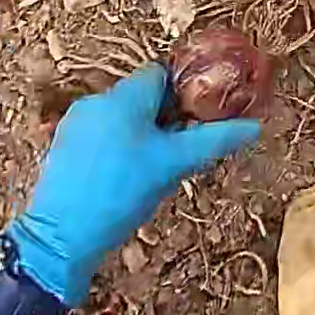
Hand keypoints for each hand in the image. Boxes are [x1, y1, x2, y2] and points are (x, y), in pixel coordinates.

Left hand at [4, 63, 260, 304]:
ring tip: (164, 159)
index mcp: (122, 98)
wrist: (59, 242)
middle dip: (170, 113)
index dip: (186, 88)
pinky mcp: (66, 148)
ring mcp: (77, 126)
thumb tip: (255, 127)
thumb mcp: (175, 164)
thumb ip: (216, 140)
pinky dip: (126, 143)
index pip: (163, 72)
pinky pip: (107, 132)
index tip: (202, 111)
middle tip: (188, 139)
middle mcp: (96, 103)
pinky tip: (136, 170)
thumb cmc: (121, 192)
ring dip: (149, 130)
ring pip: (127, 115)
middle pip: (146, 94)